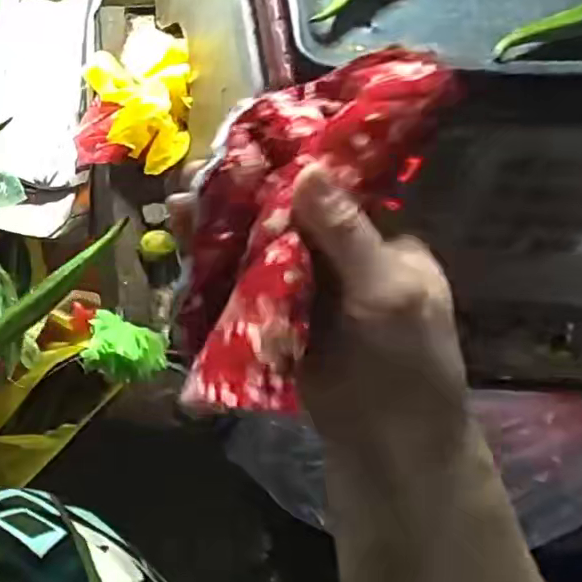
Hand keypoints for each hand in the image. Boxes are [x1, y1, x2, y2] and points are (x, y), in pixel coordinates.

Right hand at [168, 164, 472, 467]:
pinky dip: (205, 264)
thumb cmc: (405, 358)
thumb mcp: (386, 290)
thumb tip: (308, 169)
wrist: (383, 434)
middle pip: (273, 213)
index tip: (243, 147)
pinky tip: (182, 247)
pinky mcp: (261, 309)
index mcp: (369, 236)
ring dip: (212, 226)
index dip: (283, 165)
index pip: (322, 188)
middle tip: (194, 178)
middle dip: (233, 194)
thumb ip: (346, 233)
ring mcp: (290, 280)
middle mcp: (325, 250)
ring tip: (176, 208)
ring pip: (245, 243)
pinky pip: (230, 279)